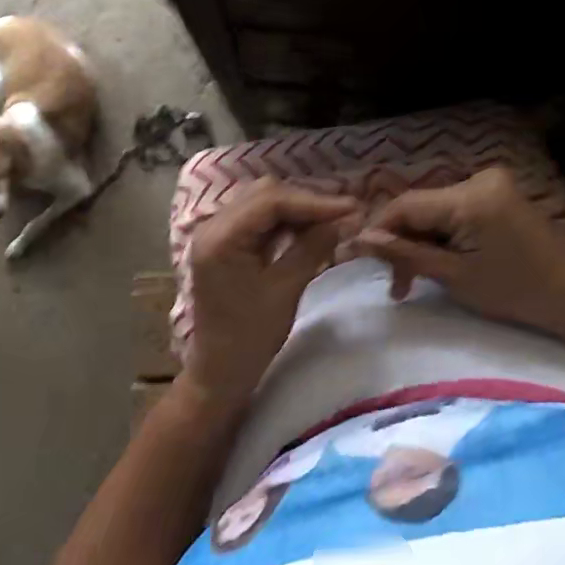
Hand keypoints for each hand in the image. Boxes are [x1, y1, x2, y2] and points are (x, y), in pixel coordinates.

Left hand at [183, 178, 358, 405]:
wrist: (221, 370)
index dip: (314, 201)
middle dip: (306, 201)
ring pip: (262, 204)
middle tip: (346, 214)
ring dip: (297, 209)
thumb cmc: (250, 336)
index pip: (270, 200)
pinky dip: (285, 222)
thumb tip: (347, 218)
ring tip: (333, 220)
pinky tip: (310, 229)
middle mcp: (212, 226)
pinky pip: (258, 220)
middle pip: (265, 194)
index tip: (352, 208)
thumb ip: (312, 247)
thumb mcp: (285, 289)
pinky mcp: (225, 245)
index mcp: (220, 237)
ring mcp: (216, 234)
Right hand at [354, 167, 564, 330]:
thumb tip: (359, 240)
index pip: (406, 205)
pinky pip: (451, 209)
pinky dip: (438, 234)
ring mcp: (489, 182)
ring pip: (432, 209)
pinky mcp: (495, 192)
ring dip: (418, 241)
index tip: (357, 255)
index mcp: (471, 198)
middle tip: (393, 282)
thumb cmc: (514, 292)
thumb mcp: (453, 276)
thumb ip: (405, 253)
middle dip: (400, 242)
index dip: (378, 229)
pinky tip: (434, 259)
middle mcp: (478, 178)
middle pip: (419, 206)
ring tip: (411, 280)